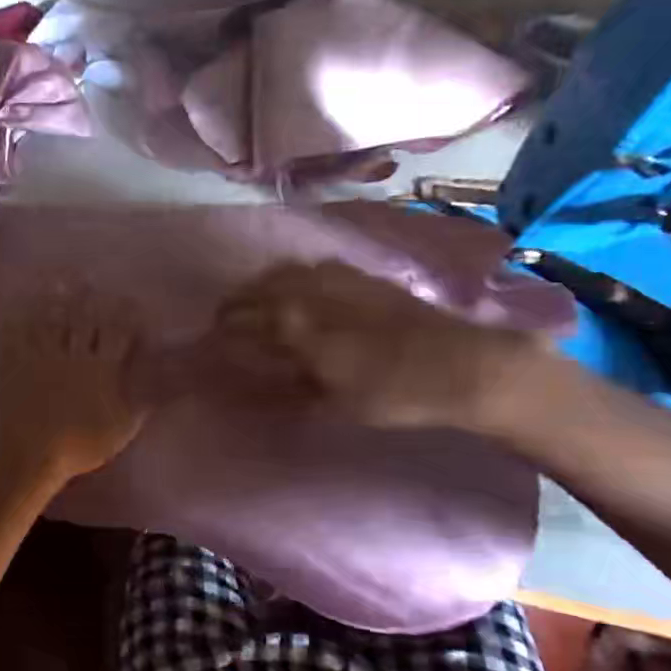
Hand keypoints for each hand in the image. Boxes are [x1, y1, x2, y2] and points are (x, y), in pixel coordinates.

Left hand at [0, 285, 150, 482]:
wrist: (37, 457)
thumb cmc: (85, 445)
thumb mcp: (124, 427)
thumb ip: (143, 400)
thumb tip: (162, 379)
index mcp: (103, 369)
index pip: (118, 332)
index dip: (125, 314)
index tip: (130, 300)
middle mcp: (75, 356)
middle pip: (84, 320)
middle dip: (89, 298)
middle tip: (89, 278)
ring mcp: (44, 359)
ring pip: (52, 321)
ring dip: (56, 299)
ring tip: (58, 280)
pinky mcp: (18, 367)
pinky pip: (18, 337)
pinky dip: (19, 320)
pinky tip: (19, 306)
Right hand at [214, 261, 548, 430]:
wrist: (459, 364)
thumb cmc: (393, 393)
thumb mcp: (335, 403)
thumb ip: (293, 388)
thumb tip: (264, 380)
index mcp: (300, 325)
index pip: (246, 319)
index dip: (226, 328)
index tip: (212, 338)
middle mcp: (313, 292)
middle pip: (262, 288)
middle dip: (238, 302)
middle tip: (226, 317)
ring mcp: (341, 279)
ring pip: (287, 273)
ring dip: (264, 285)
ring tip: (257, 301)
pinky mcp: (364, 277)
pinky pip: (316, 268)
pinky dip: (296, 276)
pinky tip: (301, 287)